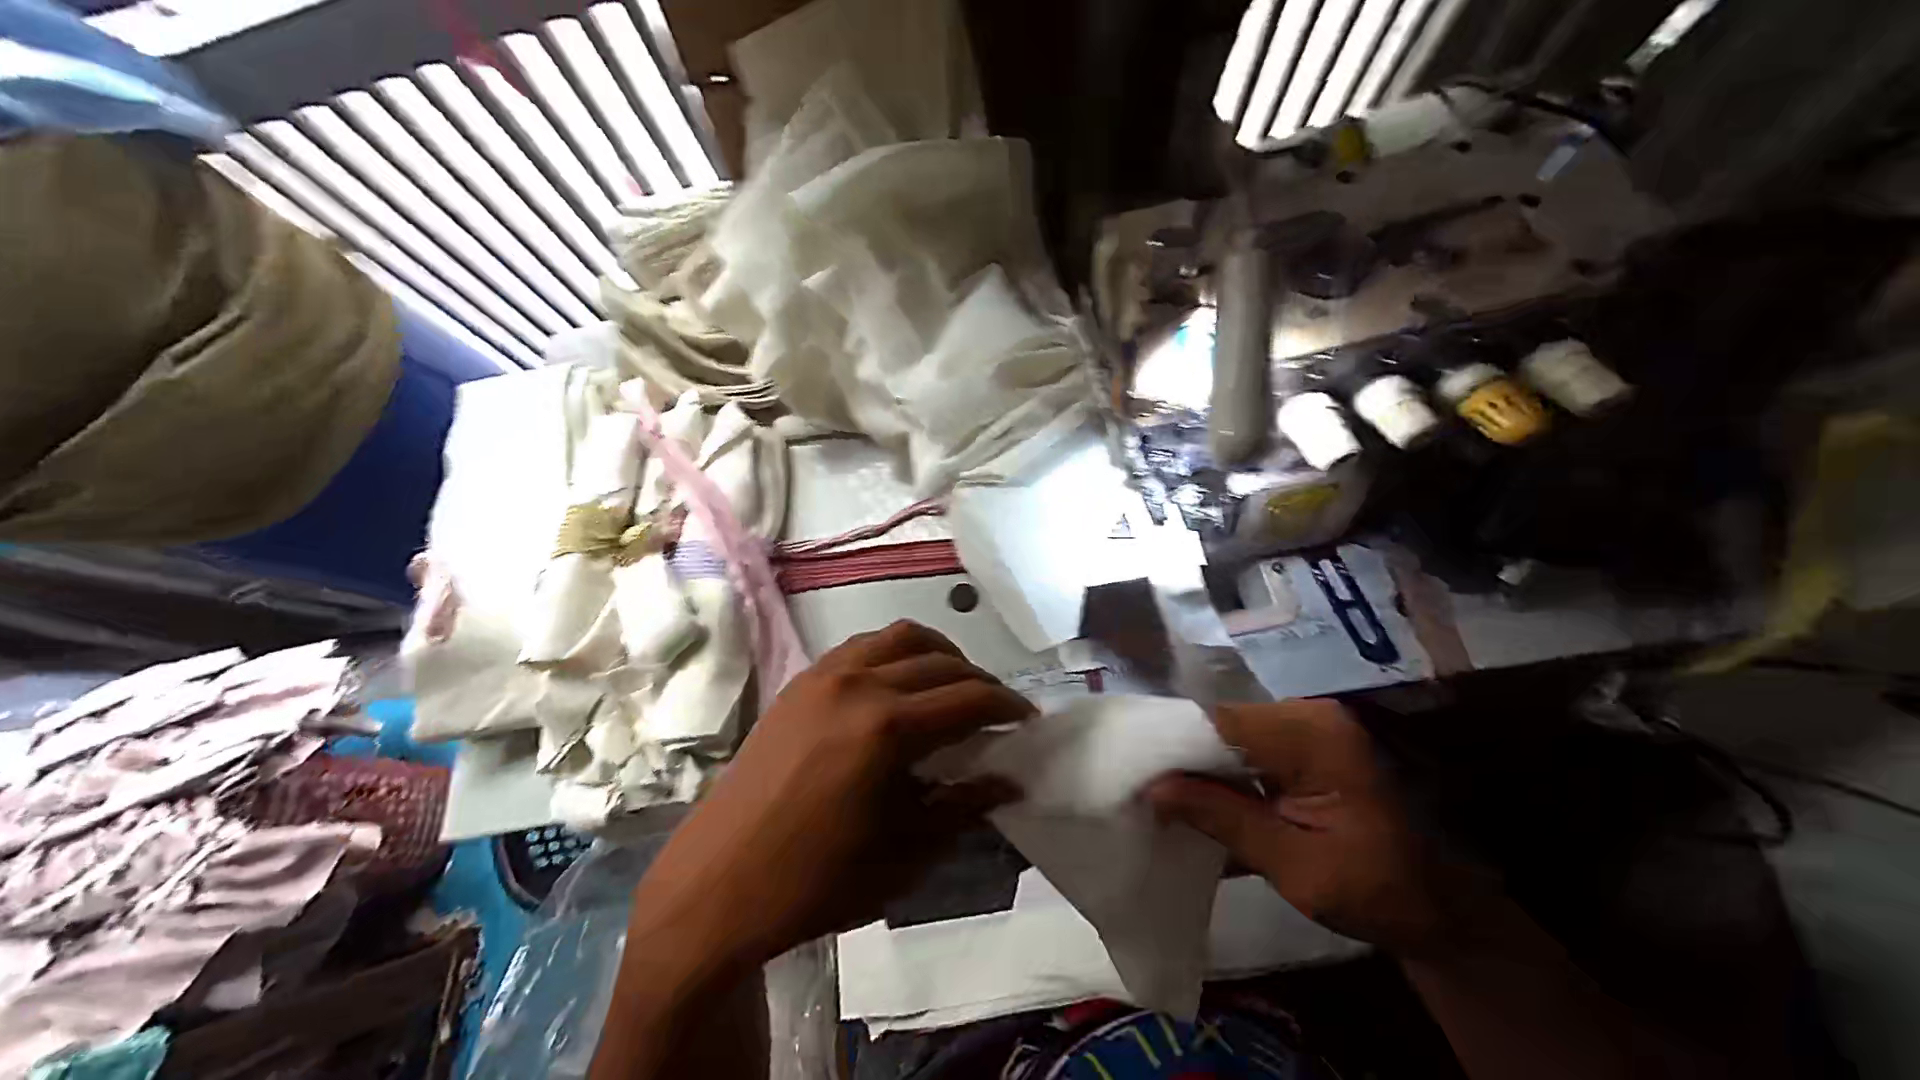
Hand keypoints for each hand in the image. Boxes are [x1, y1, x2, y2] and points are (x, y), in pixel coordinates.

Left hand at [634, 620, 1032, 965]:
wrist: (719, 882)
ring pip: (899, 636)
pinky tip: (899, 685)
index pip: (969, 699)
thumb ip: (962, 808)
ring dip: (937, 653)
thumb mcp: (903, 855)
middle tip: (997, 710)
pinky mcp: (799, 682)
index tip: (1028, 719)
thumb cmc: (816, 881)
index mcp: (887, 727)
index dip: (1007, 706)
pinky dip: (894, 653)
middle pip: (940, 661)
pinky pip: (861, 646)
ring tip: (953, 684)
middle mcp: (858, 684)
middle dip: (979, 681)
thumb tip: (1009, 780)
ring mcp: (823, 676)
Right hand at [1148, 698, 1483, 954]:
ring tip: (1159, 793)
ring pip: (1230, 736)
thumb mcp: (1292, 865)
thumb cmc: (1374, 892)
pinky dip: (1222, 772)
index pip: (1222, 723)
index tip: (1134, 772)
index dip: (1173, 745)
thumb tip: (1153, 788)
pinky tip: (1198, 797)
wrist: (1440, 913)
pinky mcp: (1305, 747)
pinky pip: (1247, 748)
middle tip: (1141, 786)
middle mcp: (1310, 716)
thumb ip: (1222, 818)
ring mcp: (1309, 729)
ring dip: (1199, 766)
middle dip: (1183, 756)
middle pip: (1223, 724)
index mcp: (1314, 735)